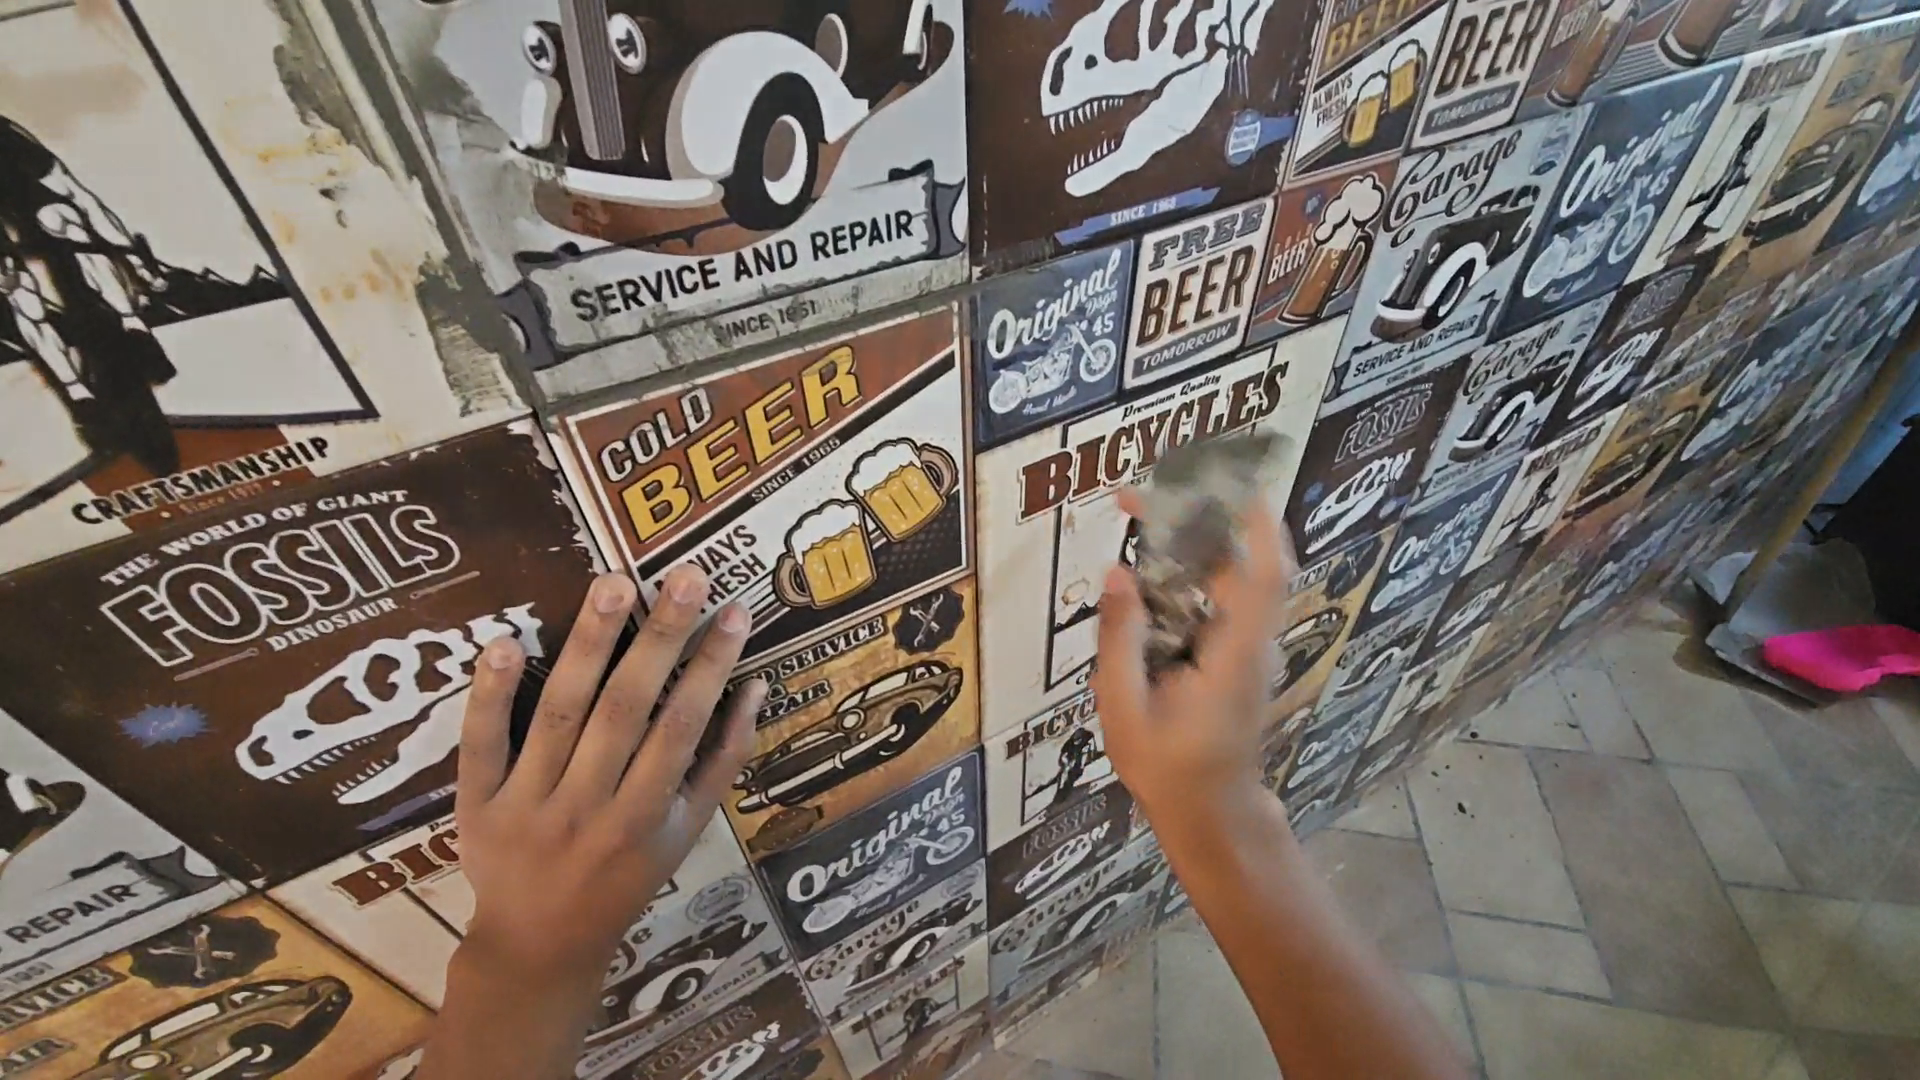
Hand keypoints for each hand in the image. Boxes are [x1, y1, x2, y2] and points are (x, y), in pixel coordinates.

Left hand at [453, 567, 763, 984]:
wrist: (541, 942)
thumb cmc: (630, 876)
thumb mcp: (690, 830)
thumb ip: (724, 759)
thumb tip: (755, 686)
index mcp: (645, 817)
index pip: (684, 726)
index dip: (712, 666)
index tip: (735, 611)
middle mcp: (587, 806)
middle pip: (625, 709)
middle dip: (660, 637)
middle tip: (686, 577)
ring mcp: (526, 804)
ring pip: (559, 712)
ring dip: (587, 643)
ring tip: (614, 583)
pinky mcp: (475, 803)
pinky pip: (480, 743)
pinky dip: (489, 693)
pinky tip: (505, 640)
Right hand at [1093, 492, 1295, 821]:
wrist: (1211, 810)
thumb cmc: (1168, 769)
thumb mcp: (1124, 709)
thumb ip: (1120, 640)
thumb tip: (1116, 574)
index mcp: (1233, 657)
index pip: (1263, 577)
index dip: (1255, 522)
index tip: (1232, 477)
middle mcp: (1252, 643)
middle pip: (1242, 561)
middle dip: (1195, 515)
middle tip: (1132, 496)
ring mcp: (1248, 646)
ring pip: (1230, 573)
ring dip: (1188, 537)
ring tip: (1135, 513)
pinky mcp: (1236, 651)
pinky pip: (1218, 595)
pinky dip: (1186, 567)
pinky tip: (1148, 564)